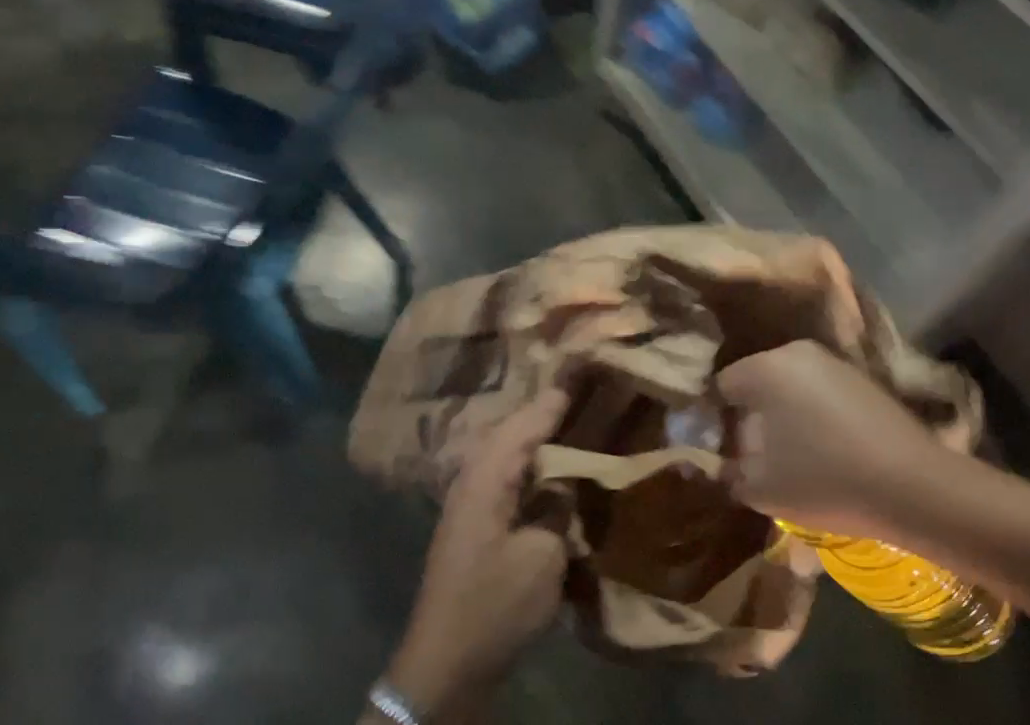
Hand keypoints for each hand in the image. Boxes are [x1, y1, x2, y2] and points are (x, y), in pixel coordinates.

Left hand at [386, 389, 570, 717]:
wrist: (447, 660)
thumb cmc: (495, 603)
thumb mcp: (543, 556)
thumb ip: (558, 509)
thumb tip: (566, 484)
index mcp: (487, 477)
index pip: (526, 423)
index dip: (555, 399)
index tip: (581, 369)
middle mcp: (473, 479)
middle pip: (512, 432)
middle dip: (545, 412)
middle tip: (583, 393)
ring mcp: (469, 503)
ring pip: (507, 455)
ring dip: (537, 439)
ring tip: (573, 424)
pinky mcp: (474, 526)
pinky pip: (506, 479)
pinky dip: (530, 467)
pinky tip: (553, 473)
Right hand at [716, 340, 946, 540]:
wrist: (912, 485)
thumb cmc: (822, 480)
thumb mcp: (760, 488)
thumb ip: (729, 473)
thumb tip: (720, 465)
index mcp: (764, 368)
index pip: (722, 386)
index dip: (715, 421)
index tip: (721, 453)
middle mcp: (797, 353)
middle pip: (758, 384)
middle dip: (751, 419)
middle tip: (751, 460)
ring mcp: (835, 364)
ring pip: (792, 390)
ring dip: (785, 420)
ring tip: (789, 461)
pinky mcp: (864, 381)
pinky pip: (822, 397)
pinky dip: (815, 420)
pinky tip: (825, 455)